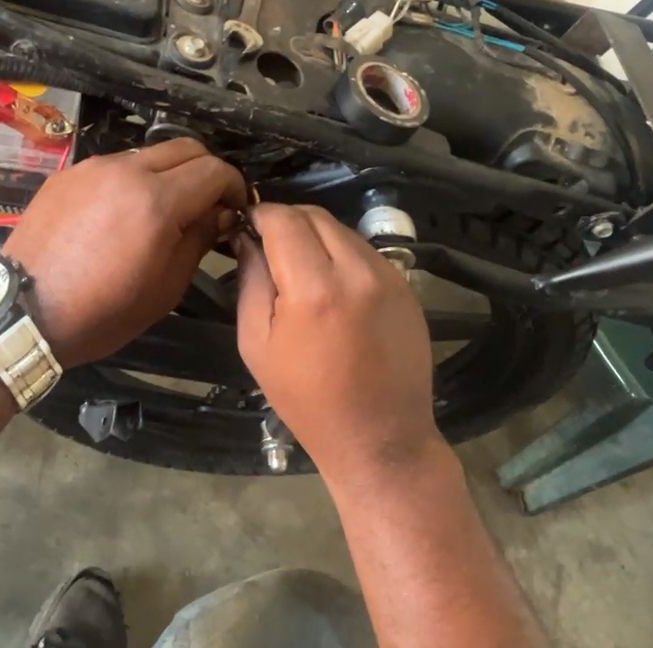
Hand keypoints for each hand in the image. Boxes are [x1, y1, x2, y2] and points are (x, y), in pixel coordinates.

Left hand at [4, 138, 245, 365]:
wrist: (22, 313)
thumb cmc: (102, 312)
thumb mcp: (166, 288)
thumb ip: (199, 239)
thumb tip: (220, 213)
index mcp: (157, 201)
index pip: (215, 169)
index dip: (234, 186)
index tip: (235, 207)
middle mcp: (127, 171)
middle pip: (186, 147)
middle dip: (206, 170)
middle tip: (208, 202)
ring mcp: (93, 167)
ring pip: (149, 153)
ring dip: (168, 172)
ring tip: (163, 208)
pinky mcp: (68, 173)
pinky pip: (114, 165)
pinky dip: (132, 179)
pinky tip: (122, 212)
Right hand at [235, 204, 441, 477]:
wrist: (381, 439)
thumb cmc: (307, 399)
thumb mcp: (257, 344)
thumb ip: (251, 281)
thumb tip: (246, 238)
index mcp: (314, 287)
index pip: (283, 219)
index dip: (259, 214)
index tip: (246, 224)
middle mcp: (356, 271)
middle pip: (315, 215)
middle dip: (286, 220)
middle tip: (268, 242)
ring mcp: (388, 276)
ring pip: (342, 230)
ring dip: (316, 235)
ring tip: (300, 265)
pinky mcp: (406, 286)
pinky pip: (365, 251)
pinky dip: (342, 253)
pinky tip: (332, 283)